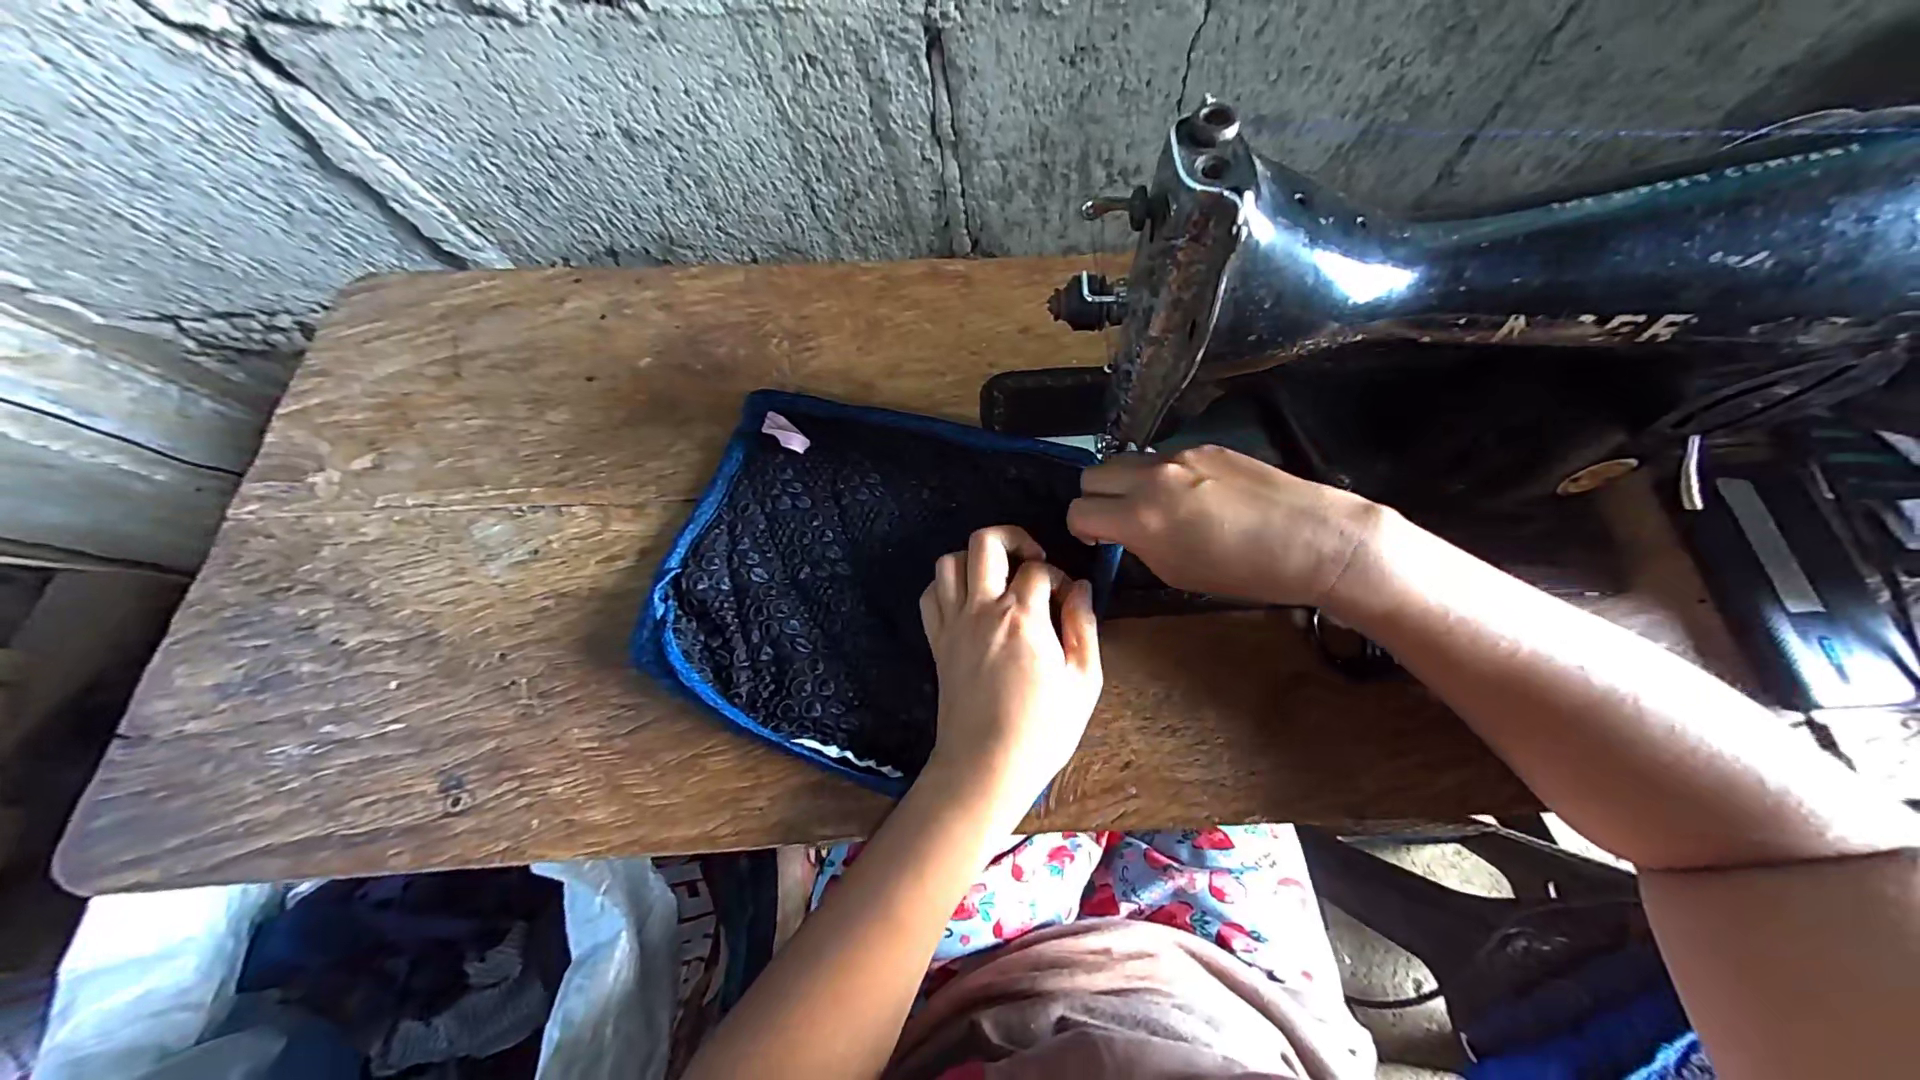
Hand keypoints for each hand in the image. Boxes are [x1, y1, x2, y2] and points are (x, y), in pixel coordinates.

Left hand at [918, 526, 1101, 827]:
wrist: (985, 766)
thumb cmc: (1042, 729)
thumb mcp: (1084, 682)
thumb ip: (1084, 627)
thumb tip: (1081, 588)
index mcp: (1022, 617)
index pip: (1038, 569)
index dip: (1058, 575)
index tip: (1067, 598)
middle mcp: (982, 610)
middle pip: (985, 541)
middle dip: (1013, 538)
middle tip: (1031, 564)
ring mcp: (953, 624)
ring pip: (949, 561)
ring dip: (975, 559)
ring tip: (999, 580)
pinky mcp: (936, 642)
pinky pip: (930, 595)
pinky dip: (946, 586)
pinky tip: (969, 602)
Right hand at [1067, 444, 1385, 607]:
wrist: (1313, 539)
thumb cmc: (1244, 573)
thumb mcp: (1175, 572)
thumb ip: (1137, 544)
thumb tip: (1123, 530)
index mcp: (1140, 518)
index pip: (1078, 510)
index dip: (1082, 529)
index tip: (1099, 540)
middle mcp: (1150, 477)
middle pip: (1091, 475)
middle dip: (1096, 499)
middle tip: (1120, 520)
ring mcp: (1178, 455)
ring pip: (1124, 460)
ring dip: (1125, 482)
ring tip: (1155, 505)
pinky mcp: (1204, 445)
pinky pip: (1161, 456)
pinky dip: (1160, 474)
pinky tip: (1193, 495)